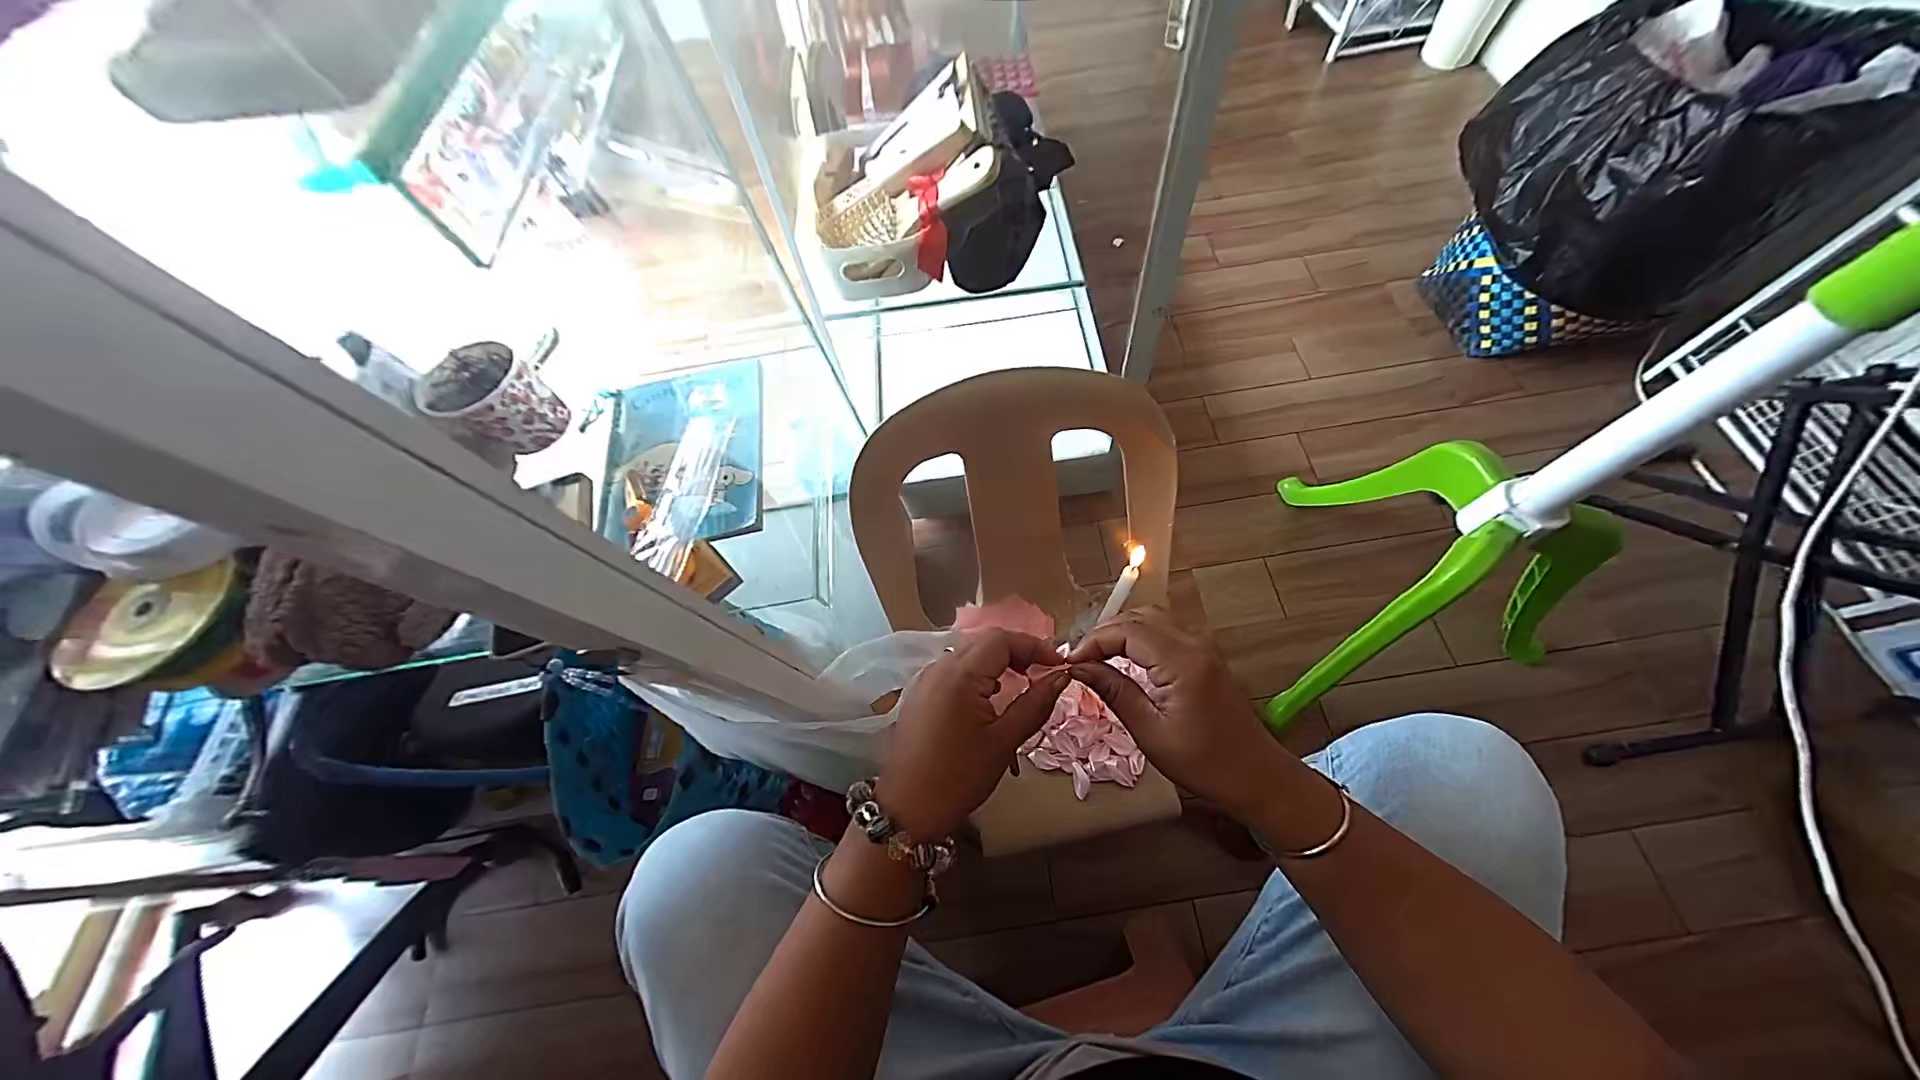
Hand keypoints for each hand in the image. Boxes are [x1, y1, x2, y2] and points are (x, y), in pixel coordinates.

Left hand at [876, 629, 1070, 839]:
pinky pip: (953, 670)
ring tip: (1024, 683)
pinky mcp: (919, 694)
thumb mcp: (1004, 742)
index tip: (1058, 664)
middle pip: (984, 642)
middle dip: (1018, 651)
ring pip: (968, 654)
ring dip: (998, 662)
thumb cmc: (958, 778)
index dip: (1034, 646)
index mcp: (959, 675)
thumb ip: (1035, 704)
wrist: (907, 809)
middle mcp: (938, 668)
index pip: (1002, 639)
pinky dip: (978, 674)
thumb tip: (1060, 677)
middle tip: (1044, 673)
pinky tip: (992, 696)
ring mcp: (924, 680)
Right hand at [1065, 609, 1294, 818]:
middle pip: (1137, 618)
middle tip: (1079, 661)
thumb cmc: (1204, 763)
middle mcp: (1194, 643)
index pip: (1126, 631)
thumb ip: (1115, 692)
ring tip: (1095, 659)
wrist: (1257, 775)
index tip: (1071, 664)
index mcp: (1182, 662)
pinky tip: (1122, 659)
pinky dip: (1137, 638)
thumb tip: (1079, 668)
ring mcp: (1203, 646)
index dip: (1093, 642)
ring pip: (1150, 619)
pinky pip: (1164, 631)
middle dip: (1103, 634)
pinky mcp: (1205, 654)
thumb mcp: (1150, 732)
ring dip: (1119, 633)